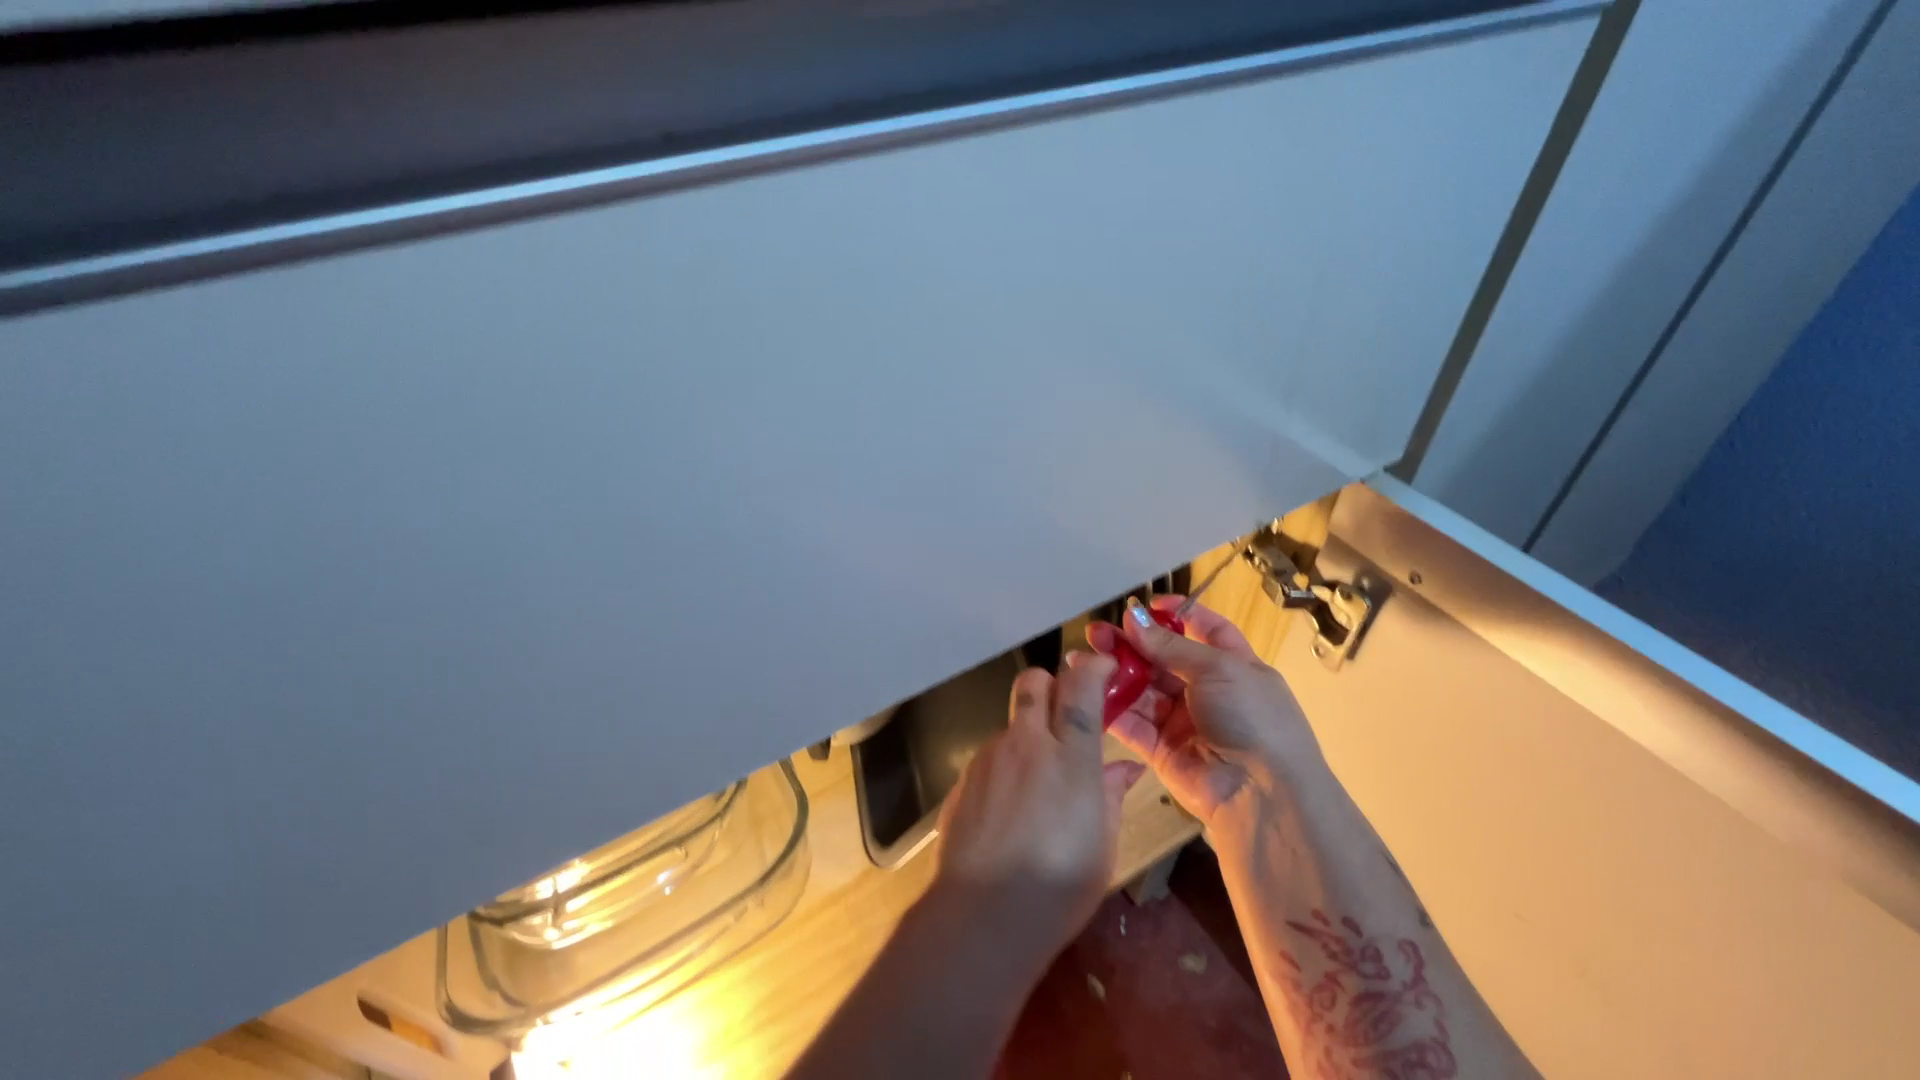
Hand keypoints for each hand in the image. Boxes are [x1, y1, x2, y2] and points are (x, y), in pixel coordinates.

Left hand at [931, 651, 1145, 960]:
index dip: (1094, 669)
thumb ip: (1109, 795)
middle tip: (1065, 715)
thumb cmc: (1059, 885)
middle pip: (1034, 683)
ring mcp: (988, 760)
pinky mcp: (962, 781)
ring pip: (1010, 724)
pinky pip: (989, 759)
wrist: (984, 913)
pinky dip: (1004, 769)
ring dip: (1028, 737)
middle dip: (1051, 686)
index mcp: (1071, 757)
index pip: (1081, 688)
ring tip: (1037, 786)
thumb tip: (1123, 768)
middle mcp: (1027, 745)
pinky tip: (1009, 812)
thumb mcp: (1103, 845)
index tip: (1104, 670)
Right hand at [1088, 595, 1323, 824]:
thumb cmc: (1251, 716)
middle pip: (1163, 660)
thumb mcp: (1218, 669)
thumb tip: (1134, 616)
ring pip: (1142, 690)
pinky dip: (1110, 707)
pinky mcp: (1161, 750)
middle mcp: (1208, 691)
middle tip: (1096, 632)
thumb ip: (1170, 645)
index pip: (1207, 631)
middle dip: (1131, 644)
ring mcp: (1183, 721)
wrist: (1261, 793)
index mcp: (1235, 666)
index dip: (1180, 615)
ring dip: (1114, 673)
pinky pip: (1132, 722)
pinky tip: (1087, 689)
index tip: (1147, 604)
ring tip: (1082, 657)